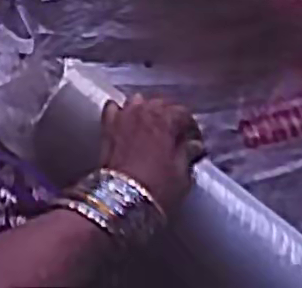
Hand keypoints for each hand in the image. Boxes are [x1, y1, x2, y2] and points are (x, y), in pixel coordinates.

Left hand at [100, 95, 203, 213]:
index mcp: (166, 119)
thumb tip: (194, 144)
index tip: (193, 140)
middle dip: (169, 116)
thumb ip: (187, 154)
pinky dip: (121, 112)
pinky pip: (114, 108)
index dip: (191, 126)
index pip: (183, 112)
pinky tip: (124, 123)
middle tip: (173, 135)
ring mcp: (124, 114)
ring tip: (150, 128)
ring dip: (146, 111)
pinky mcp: (107, 124)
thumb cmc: (156, 189)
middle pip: (161, 103)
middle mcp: (145, 109)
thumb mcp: (181, 175)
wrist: (120, 201)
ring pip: (138, 101)